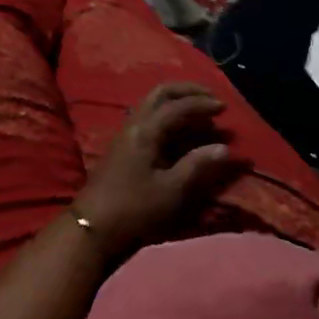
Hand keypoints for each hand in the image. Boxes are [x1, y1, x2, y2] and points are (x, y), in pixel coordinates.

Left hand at [73, 82, 238, 256]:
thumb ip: (197, 165)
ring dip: (177, 104)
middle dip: (186, 91)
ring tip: (201, 115)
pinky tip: (181, 132)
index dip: (201, 104)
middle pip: (160, 94)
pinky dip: (168, 118)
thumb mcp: (172, 190)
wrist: (93, 226)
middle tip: (211, 98)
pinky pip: (148, 120)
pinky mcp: (123, 147)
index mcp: (145, 130)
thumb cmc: (135, 209)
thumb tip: (224, 147)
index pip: (176, 106)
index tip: (224, 108)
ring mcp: (125, 134)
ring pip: (152, 106)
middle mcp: (133, 124)